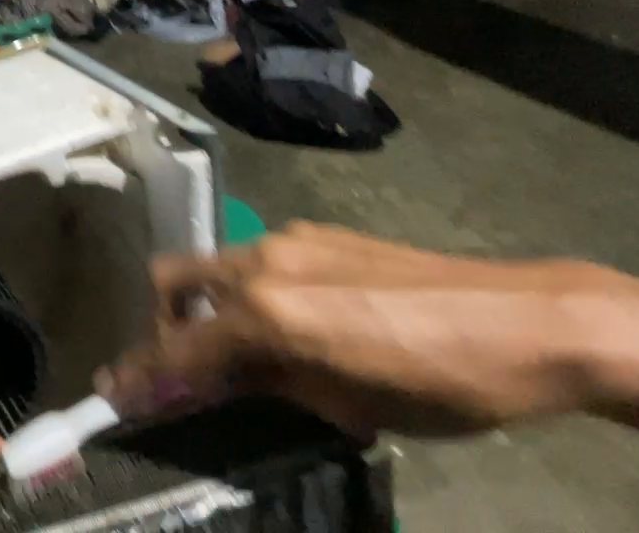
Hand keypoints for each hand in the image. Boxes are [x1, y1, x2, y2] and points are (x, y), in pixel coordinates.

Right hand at [95, 222, 638, 437]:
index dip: (141, 373)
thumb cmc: (444, 383)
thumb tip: (222, 383)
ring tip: (255, 354)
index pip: (180, 345)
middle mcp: (261, 263)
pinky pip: (255, 261)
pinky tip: (301, 324)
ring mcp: (288, 240)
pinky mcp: (316, 233)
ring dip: (209, 308)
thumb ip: (271, 384)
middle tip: (189, 368)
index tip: (109, 393)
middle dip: (164, 323)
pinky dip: (249, 293)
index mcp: (268, 311)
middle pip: (173, 280)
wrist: (528, 321)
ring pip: (213, 267)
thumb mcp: (353, 405)